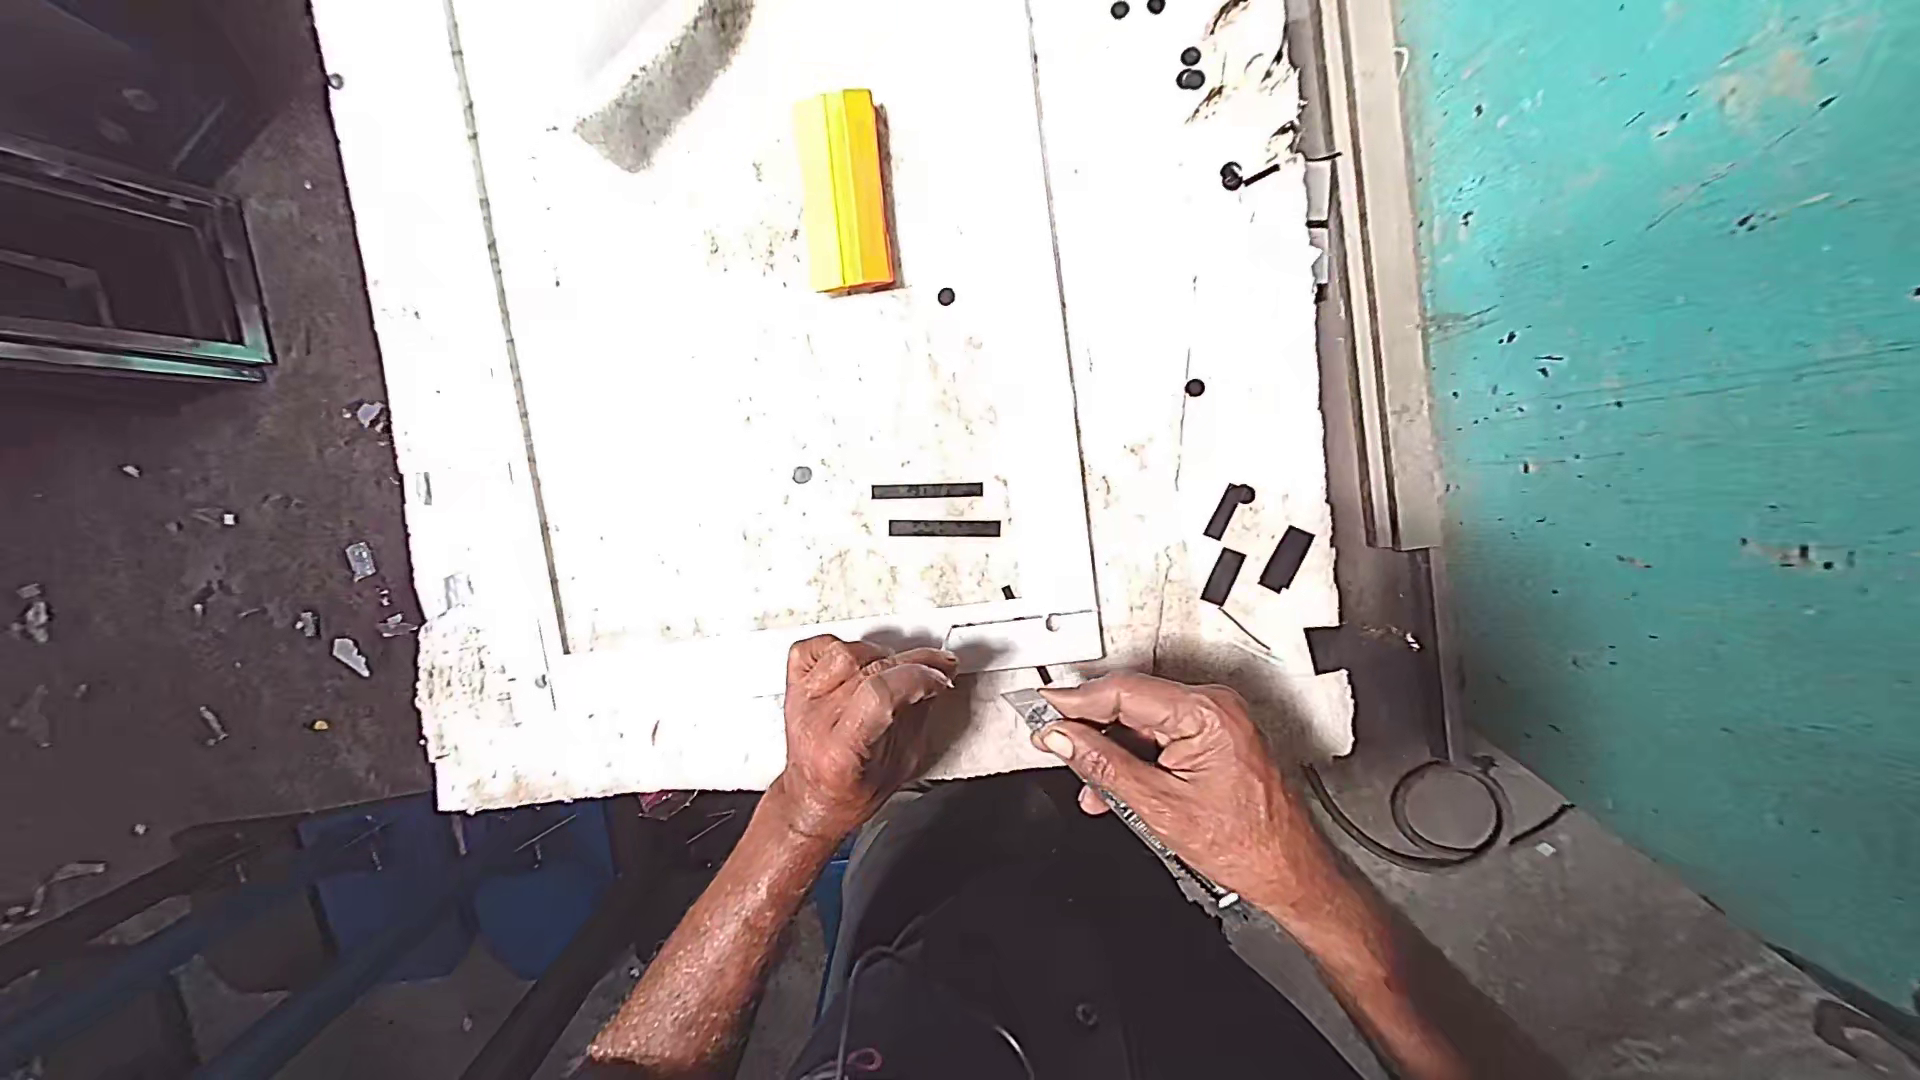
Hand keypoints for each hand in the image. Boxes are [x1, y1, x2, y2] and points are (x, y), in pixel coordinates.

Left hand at [771, 635, 958, 842]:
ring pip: (847, 652)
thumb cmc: (852, 790)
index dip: (918, 677)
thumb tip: (936, 679)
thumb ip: (919, 718)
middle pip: (871, 669)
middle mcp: (817, 721)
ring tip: (892, 671)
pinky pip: (817, 645)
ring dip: (880, 655)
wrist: (813, 798)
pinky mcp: (794, 684)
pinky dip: (842, 646)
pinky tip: (858, 662)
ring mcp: (802, 700)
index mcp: (842, 752)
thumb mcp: (902, 763)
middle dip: (914, 664)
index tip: (939, 678)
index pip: (879, 695)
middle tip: (932, 670)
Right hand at [1036, 673, 1340, 917]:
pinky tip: (1111, 780)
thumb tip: (1064, 739)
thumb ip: (1103, 765)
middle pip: (1129, 702)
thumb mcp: (1158, 806)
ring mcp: (1214, 717)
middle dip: (1088, 726)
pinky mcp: (1212, 732)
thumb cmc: (1249, 845)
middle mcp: (1213, 705)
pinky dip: (1132, 754)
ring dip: (1108, 747)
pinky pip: (1158, 732)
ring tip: (1085, 776)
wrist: (1291, 873)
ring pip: (1139, 719)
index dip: (1075, 701)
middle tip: (1054, 739)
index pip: (1122, 693)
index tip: (1044, 706)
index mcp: (1205, 713)